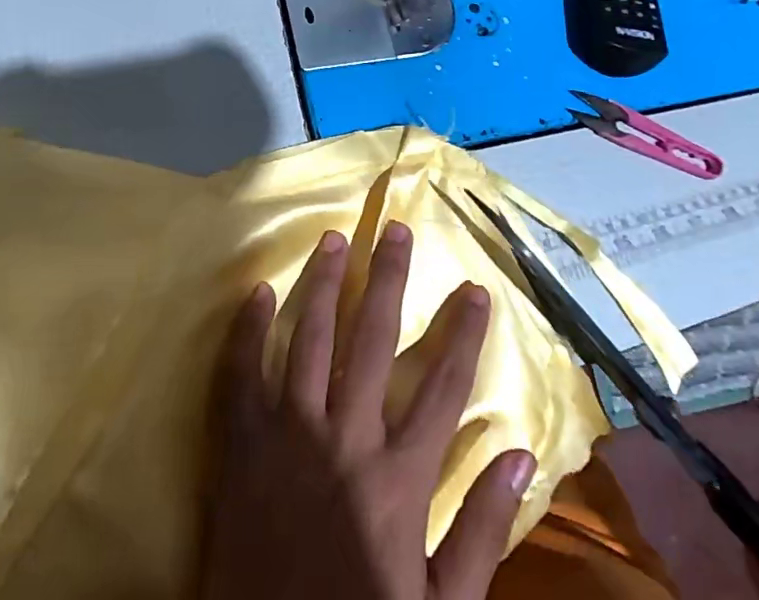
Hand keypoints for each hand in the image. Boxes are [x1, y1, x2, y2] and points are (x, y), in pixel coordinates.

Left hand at [199, 222, 537, 599]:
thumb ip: (483, 529)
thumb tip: (521, 455)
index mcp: (400, 477)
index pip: (444, 385)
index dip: (464, 332)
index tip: (476, 289)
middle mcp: (346, 441)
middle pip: (374, 340)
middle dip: (391, 279)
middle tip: (396, 229)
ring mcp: (286, 441)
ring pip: (309, 342)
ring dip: (324, 286)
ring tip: (334, 241)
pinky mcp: (237, 453)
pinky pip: (239, 378)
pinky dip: (247, 333)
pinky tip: (257, 293)